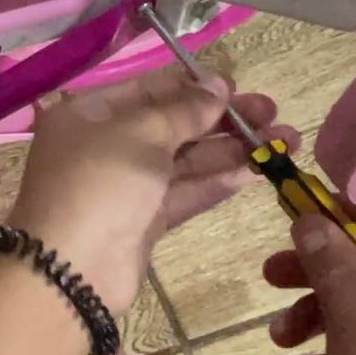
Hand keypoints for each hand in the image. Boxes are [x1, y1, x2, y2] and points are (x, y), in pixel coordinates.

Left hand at [7, 66, 298, 314]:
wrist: (72, 269)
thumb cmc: (100, 183)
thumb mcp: (140, 133)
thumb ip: (182, 110)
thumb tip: (217, 85)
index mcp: (87, 115)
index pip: (146, 90)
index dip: (192, 87)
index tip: (238, 88)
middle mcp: (101, 146)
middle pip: (168, 125)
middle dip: (220, 120)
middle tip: (272, 114)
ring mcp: (122, 187)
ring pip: (181, 161)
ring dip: (228, 151)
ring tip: (283, 142)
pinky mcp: (140, 222)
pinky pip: (181, 194)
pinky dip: (213, 183)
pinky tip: (252, 172)